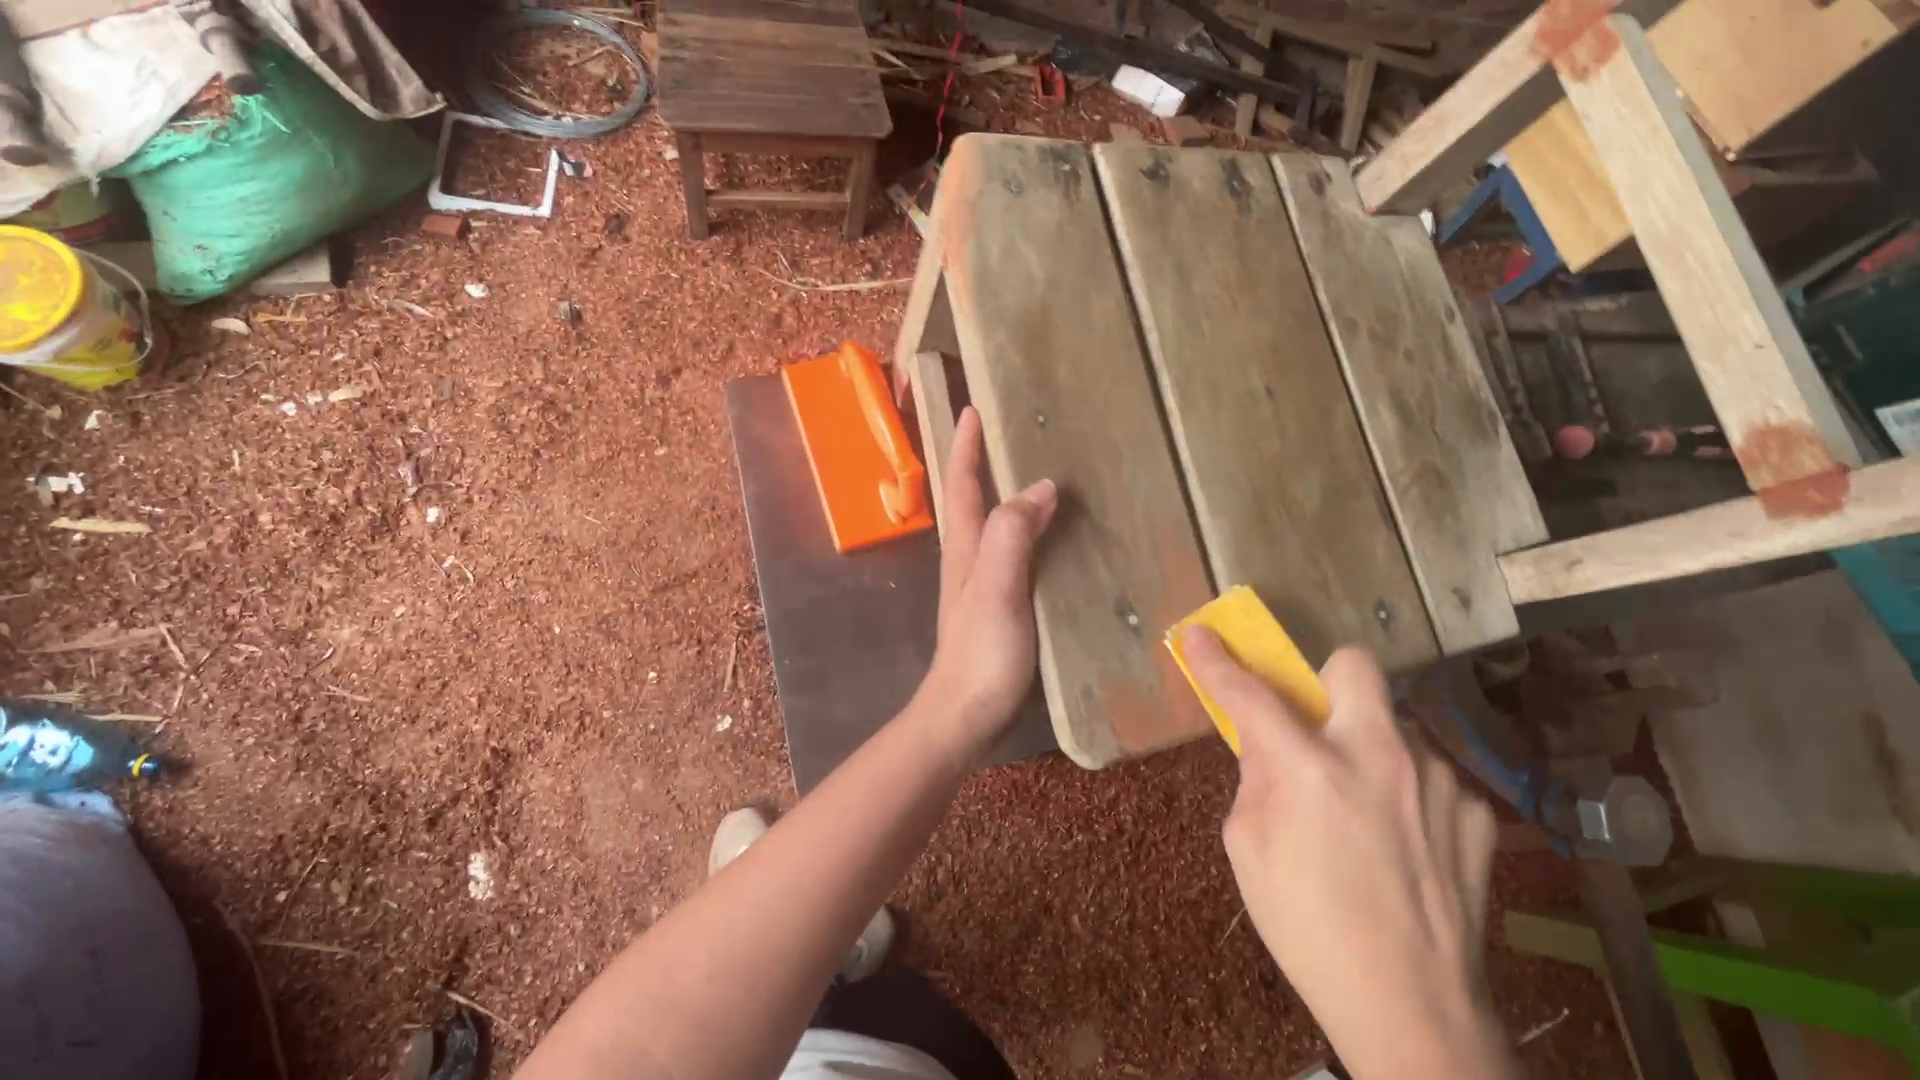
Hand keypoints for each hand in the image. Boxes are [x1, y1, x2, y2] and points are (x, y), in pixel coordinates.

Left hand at [919, 406, 1057, 751]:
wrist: (964, 715)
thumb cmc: (981, 652)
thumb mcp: (997, 587)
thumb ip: (1013, 535)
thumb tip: (1040, 487)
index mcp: (965, 549)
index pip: (962, 485)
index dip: (966, 447)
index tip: (973, 407)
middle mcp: (968, 561)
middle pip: (973, 500)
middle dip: (984, 462)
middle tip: (1013, 432)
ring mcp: (981, 586)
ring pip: (993, 527)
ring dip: (1008, 497)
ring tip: (1042, 477)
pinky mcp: (998, 609)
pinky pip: (1013, 555)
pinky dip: (1028, 534)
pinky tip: (1053, 542)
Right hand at [1178, 630, 1512, 1079]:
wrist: (1410, 1005)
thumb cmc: (1307, 928)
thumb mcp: (1249, 851)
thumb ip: (1256, 781)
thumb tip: (1267, 744)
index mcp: (1310, 770)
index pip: (1251, 694)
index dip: (1218, 661)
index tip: (1202, 635)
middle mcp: (1380, 756)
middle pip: (1353, 666)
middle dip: (1325, 680)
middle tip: (1315, 727)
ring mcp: (1439, 780)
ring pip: (1395, 727)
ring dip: (1370, 751)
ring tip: (1365, 813)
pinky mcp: (1477, 811)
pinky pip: (1430, 777)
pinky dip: (1409, 795)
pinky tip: (1406, 845)